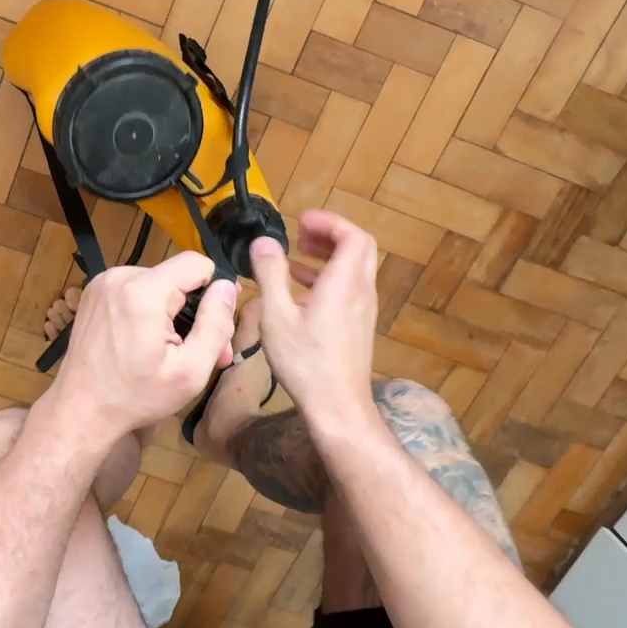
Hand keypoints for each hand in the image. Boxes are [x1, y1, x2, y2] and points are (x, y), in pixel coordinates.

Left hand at [46, 252, 237, 439]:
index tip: (209, 326)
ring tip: (169, 352)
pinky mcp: (94, 292)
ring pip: (158, 283)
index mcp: (142, 291)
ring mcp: (103, 283)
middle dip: (192, 310)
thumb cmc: (136, 397)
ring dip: (170, 313)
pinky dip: (147, 311)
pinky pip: (136, 289)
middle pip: (177, 275)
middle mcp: (119, 276)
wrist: (81, 409)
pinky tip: (146, 342)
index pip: (196, 262)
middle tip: (196, 352)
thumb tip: (227, 286)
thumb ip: (216, 325)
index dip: (212, 291)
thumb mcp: (191, 371)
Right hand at [248, 210, 379, 425]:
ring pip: (354, 269)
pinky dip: (328, 278)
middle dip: (330, 234)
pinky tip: (299, 291)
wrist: (337, 406)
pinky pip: (348, 289)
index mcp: (344, 284)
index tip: (301, 222)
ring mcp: (363, 310)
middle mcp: (361, 292)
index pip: (353, 236)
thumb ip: (270, 274)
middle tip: (300, 235)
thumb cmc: (305, 362)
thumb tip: (263, 241)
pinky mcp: (358, 326)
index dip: (329, 222)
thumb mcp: (276, 316)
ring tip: (296, 257)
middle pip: (358, 248)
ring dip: (328, 256)